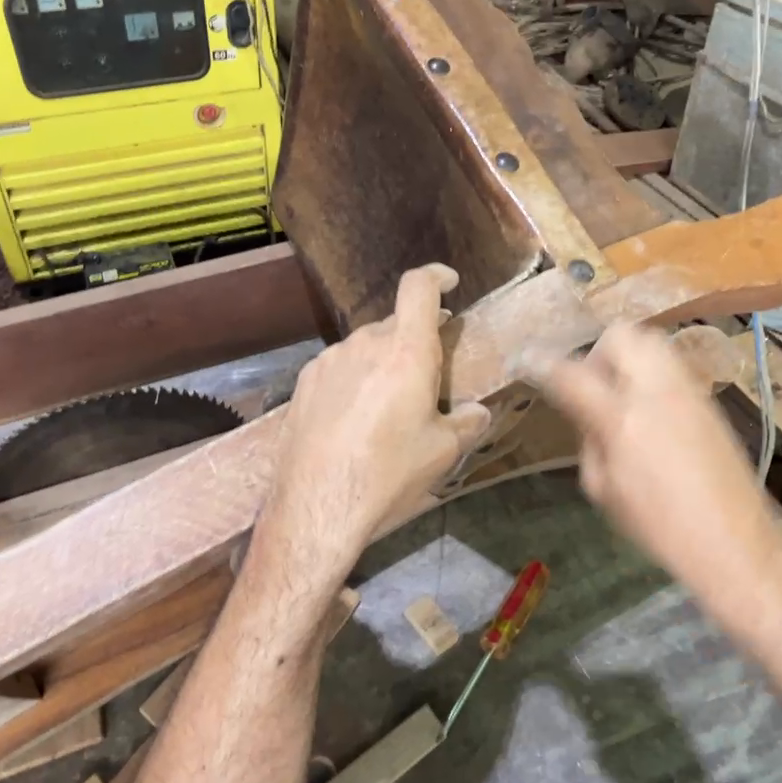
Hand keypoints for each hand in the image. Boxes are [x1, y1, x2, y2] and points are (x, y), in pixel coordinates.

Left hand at [259, 264, 490, 576]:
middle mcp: (364, 344)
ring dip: (381, 363)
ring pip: (364, 348)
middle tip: (424, 380)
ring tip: (386, 409)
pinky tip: (352, 420)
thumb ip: (465, 424)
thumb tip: (477, 412)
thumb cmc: (388, 475)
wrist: (316, 506)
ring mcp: (329, 360)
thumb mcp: (441, 453)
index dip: (435, 276)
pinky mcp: (304, 382)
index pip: (418, 287)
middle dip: (413, 342)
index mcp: (405, 351)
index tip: (449, 282)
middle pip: (394, 324)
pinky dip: (354, 380)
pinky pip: (339, 368)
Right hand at [528, 325, 781, 587]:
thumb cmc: (659, 528)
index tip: (526, 361)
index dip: (541, 363)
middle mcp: (656, 392)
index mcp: (622, 420)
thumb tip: (586, 411)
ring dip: (627, 357)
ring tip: (622, 394)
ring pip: (650, 340)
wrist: (735, 543)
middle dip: (597, 353)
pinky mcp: (709, 399)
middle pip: (620, 335)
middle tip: (592, 386)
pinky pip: (671, 365)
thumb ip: (588, 438)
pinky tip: (650, 410)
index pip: (570, 373)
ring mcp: (688, 390)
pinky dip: (651, 373)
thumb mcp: (603, 489)